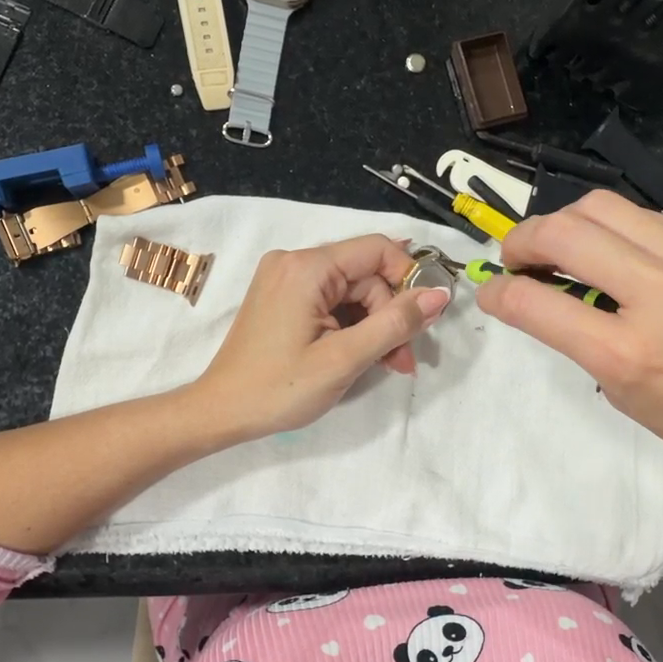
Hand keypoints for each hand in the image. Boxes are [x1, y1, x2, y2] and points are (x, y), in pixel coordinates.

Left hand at [191, 235, 450, 441]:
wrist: (221, 411)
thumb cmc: (280, 389)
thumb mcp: (345, 359)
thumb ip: (395, 323)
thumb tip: (440, 294)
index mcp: (306, 268)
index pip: (376, 250)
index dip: (408, 280)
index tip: (424, 320)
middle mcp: (294, 262)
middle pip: (365, 275)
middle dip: (390, 315)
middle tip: (403, 362)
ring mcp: (285, 279)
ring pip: (351, 291)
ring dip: (374, 326)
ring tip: (387, 365)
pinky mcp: (282, 298)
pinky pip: (330, 301)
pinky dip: (350, 326)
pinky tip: (360, 356)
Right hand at [475, 191, 662, 507]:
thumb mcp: (636, 403)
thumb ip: (586, 344)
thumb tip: (547, 302)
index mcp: (631, 353)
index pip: (534, 301)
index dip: (496, 293)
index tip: (488, 293)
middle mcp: (661, 293)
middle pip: (564, 230)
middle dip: (521, 240)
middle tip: (516, 261)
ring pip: (602, 206)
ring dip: (562, 223)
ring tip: (558, 249)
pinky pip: (645, 217)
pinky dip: (611, 229)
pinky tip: (613, 255)